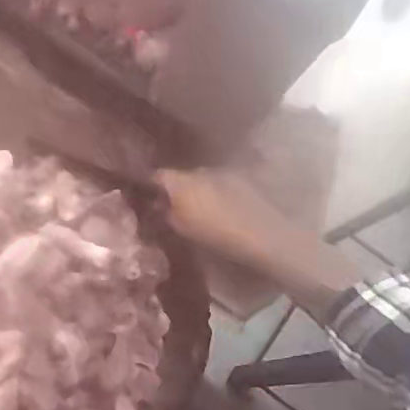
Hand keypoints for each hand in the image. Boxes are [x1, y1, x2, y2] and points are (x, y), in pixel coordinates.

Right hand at [153, 166, 363, 310]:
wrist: (268, 239)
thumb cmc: (219, 237)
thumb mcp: (182, 230)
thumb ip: (164, 214)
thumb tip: (154, 205)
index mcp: (182, 181)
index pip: (157, 175)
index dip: (147, 185)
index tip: (141, 196)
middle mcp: (202, 170)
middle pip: (180, 177)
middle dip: (173, 189)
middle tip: (167, 207)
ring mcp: (225, 174)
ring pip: (201, 180)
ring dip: (195, 191)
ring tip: (193, 210)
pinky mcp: (244, 182)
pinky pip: (219, 185)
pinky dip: (213, 195)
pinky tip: (216, 211)